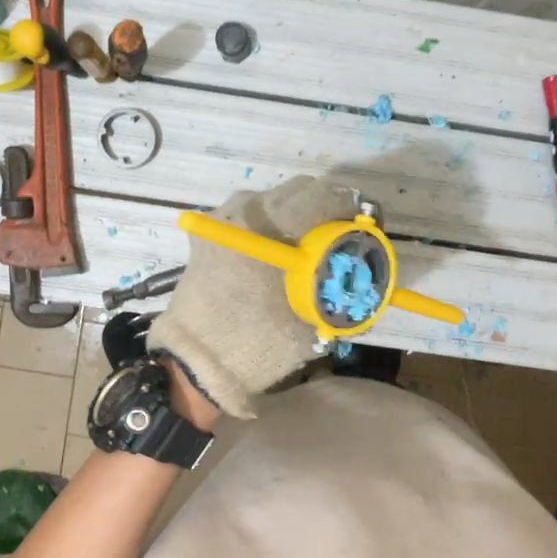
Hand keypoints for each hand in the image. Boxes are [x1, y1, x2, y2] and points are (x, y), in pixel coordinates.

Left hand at [149, 177, 357, 417]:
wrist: (194, 365)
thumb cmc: (256, 343)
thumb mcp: (312, 323)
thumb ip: (341, 294)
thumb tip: (361, 277)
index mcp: (273, 223)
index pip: (327, 195)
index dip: (351, 212)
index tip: (361, 233)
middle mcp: (245, 208)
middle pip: (300, 192)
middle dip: (324, 213)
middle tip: (336, 244)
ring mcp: (222, 217)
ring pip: (274, 202)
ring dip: (295, 221)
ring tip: (305, 256)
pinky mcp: (208, 234)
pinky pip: (250, 219)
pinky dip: (269, 232)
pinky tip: (275, 262)